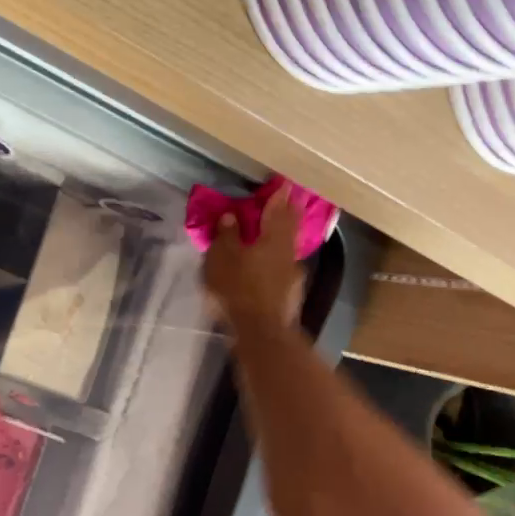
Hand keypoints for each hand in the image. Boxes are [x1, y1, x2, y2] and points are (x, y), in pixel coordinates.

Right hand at [203, 184, 304, 334]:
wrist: (262, 331)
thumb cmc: (237, 288)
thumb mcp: (222, 258)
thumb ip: (226, 236)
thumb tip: (233, 215)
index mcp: (273, 239)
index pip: (278, 210)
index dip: (278, 197)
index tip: (282, 184)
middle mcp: (288, 252)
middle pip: (287, 228)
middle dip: (283, 215)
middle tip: (281, 203)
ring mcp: (292, 274)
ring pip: (285, 249)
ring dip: (278, 239)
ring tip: (268, 236)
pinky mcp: (289, 293)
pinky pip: (281, 268)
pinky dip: (273, 260)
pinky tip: (265, 267)